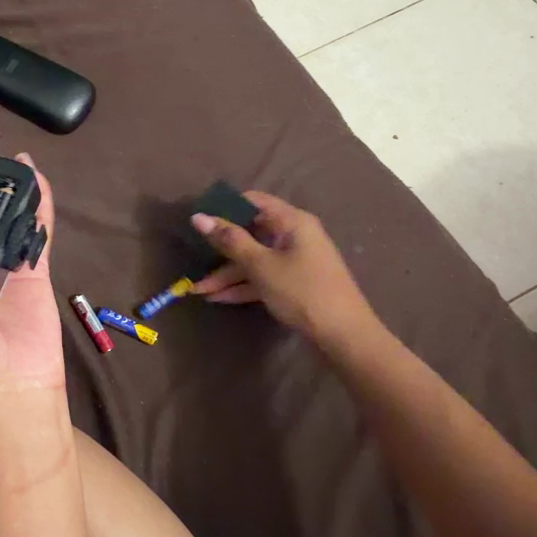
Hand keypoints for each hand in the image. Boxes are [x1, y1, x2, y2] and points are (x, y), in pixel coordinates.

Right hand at [189, 192, 381, 349]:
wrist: (343, 335)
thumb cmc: (302, 291)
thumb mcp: (261, 265)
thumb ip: (229, 240)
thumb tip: (199, 217)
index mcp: (291, 221)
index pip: (253, 202)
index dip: (225, 207)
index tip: (199, 220)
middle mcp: (294, 235)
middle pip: (250, 234)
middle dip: (220, 250)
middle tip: (193, 260)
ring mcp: (294, 260)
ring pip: (253, 260)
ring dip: (226, 274)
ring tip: (197, 290)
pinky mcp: (293, 283)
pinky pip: (262, 277)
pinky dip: (242, 286)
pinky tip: (218, 298)